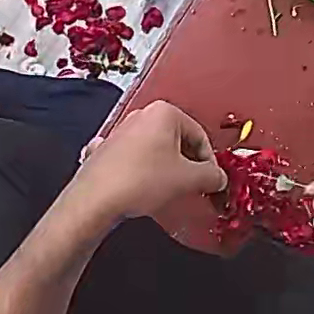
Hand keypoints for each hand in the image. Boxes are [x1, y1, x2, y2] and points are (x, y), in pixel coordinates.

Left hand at [60, 101, 228, 231]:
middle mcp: (142, 115)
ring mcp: (121, 130)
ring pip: (156, 149)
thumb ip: (211, 176)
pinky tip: (142, 187)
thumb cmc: (143, 181)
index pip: (200, 136)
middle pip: (178, 140)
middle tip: (194, 187)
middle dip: (188, 164)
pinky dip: (142, 171)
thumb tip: (218, 178)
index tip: (212, 181)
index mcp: (165, 112)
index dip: (209, 162)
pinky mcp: (106, 149)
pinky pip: (134, 158)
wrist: (95, 200)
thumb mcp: (188, 179)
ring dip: (167, 168)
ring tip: (168, 190)